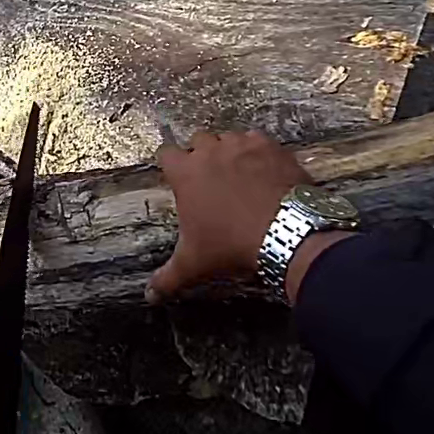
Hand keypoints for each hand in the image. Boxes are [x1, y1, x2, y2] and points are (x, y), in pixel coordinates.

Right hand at [147, 129, 312, 302]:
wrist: (284, 231)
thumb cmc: (230, 245)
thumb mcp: (194, 264)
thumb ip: (167, 278)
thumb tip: (148, 296)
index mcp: (185, 173)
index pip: (165, 153)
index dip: (170, 164)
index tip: (176, 175)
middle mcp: (210, 151)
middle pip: (198, 140)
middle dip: (201, 154)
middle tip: (210, 177)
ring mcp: (241, 145)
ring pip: (228, 137)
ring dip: (229, 150)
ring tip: (238, 172)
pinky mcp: (269, 146)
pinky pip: (257, 139)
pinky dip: (257, 150)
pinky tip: (263, 167)